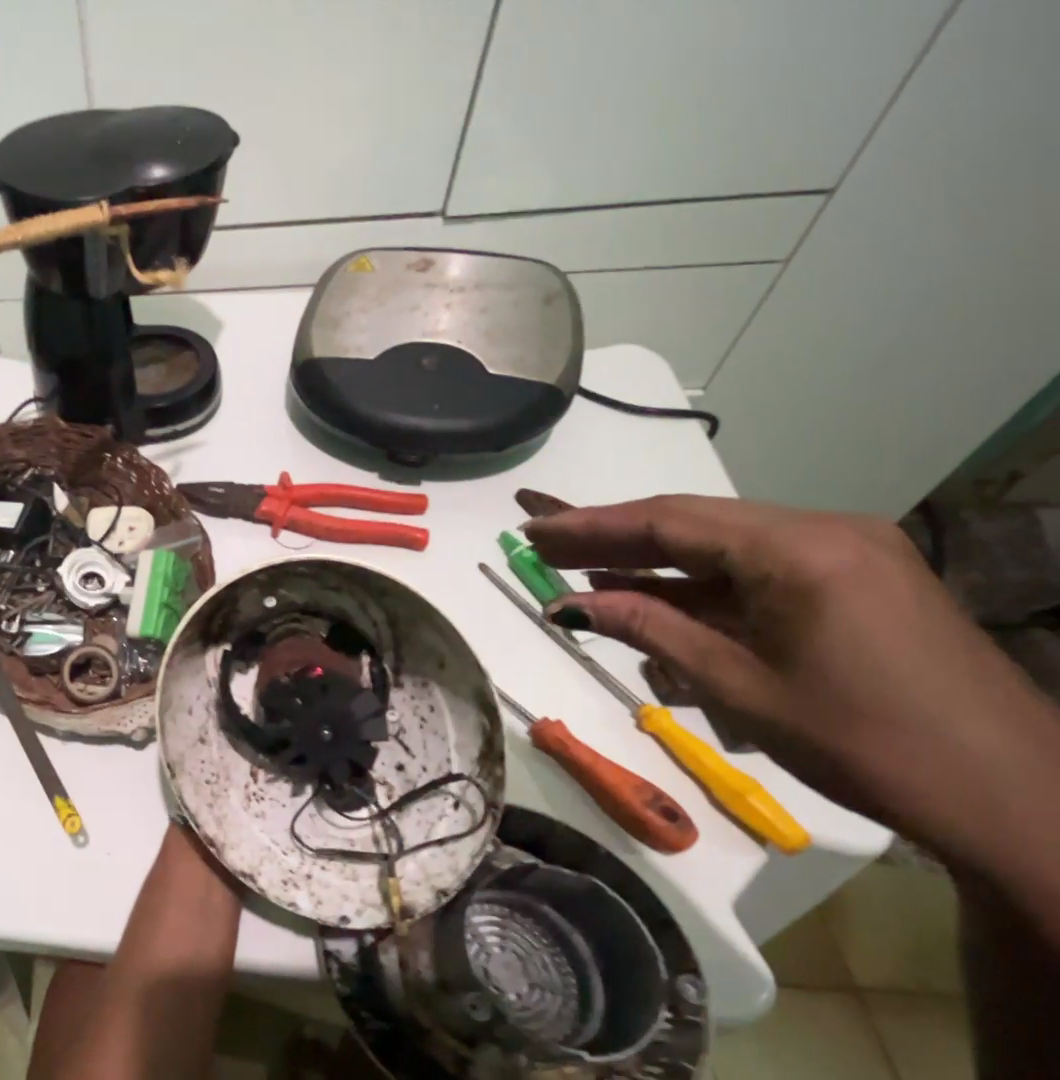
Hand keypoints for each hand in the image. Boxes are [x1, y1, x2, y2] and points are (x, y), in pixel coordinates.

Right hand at [523, 495, 1059, 862]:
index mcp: (798, 550)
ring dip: (654, 562)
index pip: (668, 522)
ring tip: (580, 570)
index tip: (529, 527)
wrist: (1012, 793)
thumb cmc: (864, 743)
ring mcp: (848, 551)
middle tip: (539, 543)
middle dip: (612, 537)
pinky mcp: (858, 578)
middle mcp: (823, 531)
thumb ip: (649, 629)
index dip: (589, 526)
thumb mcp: (738, 686)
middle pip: (692, 524)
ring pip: (723, 545)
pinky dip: (702, 584)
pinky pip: (758, 569)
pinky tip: (654, 596)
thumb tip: (568, 604)